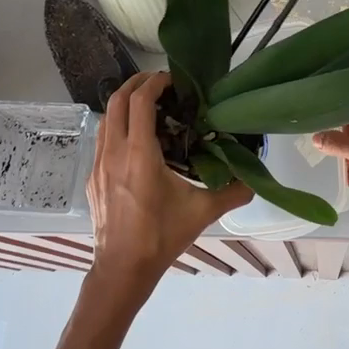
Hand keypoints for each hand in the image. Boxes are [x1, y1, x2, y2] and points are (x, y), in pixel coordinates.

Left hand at [86, 73, 250, 294]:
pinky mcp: (92, 177)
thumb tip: (256, 181)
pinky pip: (102, 138)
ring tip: (148, 104)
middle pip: (116, 100)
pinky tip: (135, 137)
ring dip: (124, 103)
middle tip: (159, 83)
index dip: (154, 83)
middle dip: (136, 84)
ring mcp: (98, 164)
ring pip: (106, 118)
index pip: (139, 102)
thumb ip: (232, 193)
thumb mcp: (202, 212)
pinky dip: (117, 124)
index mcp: (139, 155)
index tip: (172, 79)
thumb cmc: (160, 237)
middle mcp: (114, 153)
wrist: (122, 269)